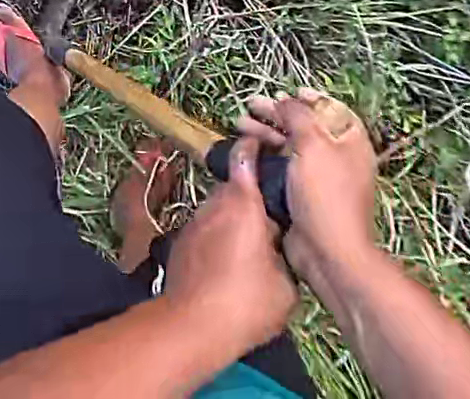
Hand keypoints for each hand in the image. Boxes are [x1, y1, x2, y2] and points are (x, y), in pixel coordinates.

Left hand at [161, 136, 296, 355]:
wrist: (192, 324)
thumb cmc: (246, 301)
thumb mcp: (287, 285)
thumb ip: (286, 254)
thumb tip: (280, 247)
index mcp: (243, 202)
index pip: (245, 157)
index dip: (255, 147)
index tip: (266, 146)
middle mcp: (215, 203)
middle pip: (236, 189)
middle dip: (253, 202)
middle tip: (273, 226)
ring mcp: (195, 220)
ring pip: (221, 210)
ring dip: (235, 222)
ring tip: (252, 251)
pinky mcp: (182, 240)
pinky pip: (207, 229)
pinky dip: (219, 238)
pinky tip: (228, 266)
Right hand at [236, 88, 380, 284]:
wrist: (327, 251)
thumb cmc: (325, 193)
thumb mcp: (312, 144)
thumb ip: (298, 115)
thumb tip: (286, 101)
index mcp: (350, 142)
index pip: (332, 109)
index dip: (310, 98)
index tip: (288, 92)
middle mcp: (337, 156)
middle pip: (305, 124)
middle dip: (278, 112)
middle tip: (252, 104)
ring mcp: (319, 176)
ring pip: (289, 144)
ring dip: (265, 130)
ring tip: (240, 123)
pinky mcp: (302, 192)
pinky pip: (281, 164)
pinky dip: (264, 153)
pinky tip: (246, 147)